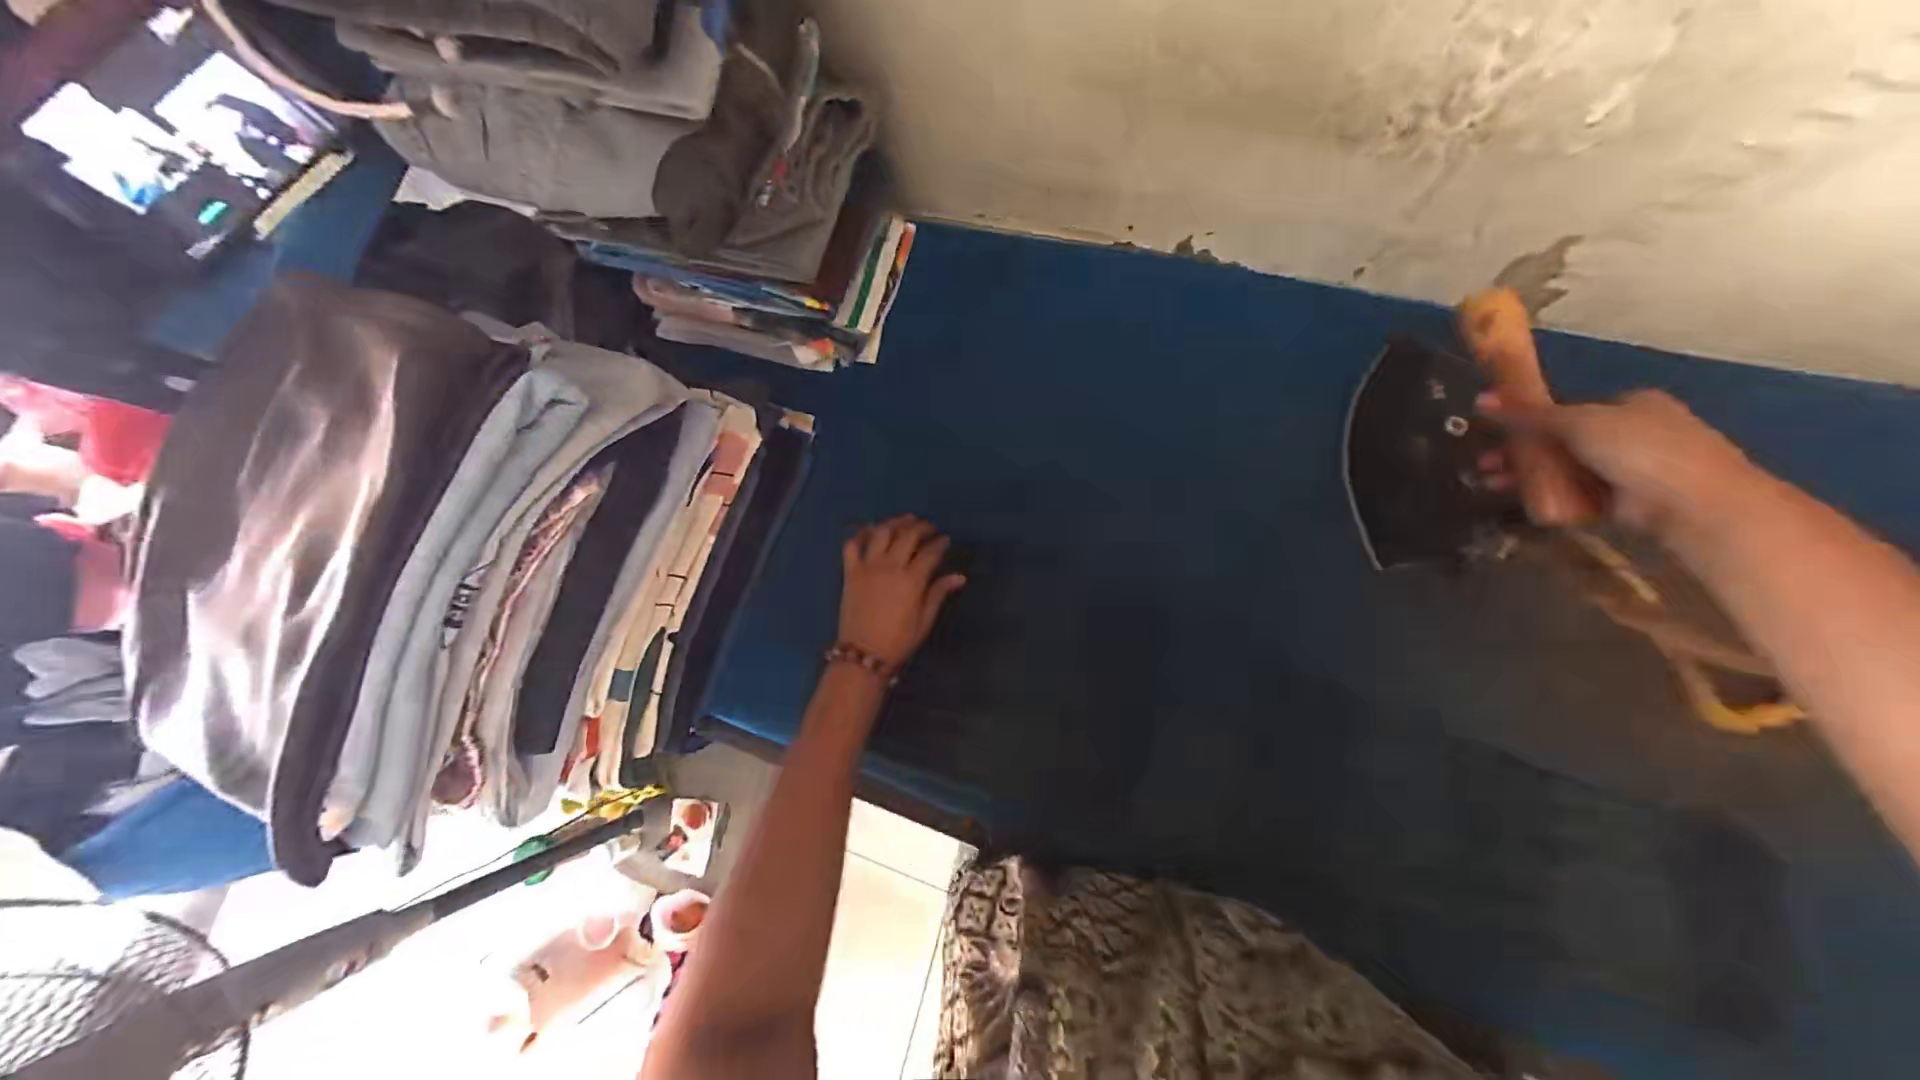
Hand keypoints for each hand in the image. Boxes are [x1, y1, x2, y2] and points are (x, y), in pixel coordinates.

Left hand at [839, 515, 965, 667]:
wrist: (863, 653)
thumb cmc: (899, 640)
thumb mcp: (924, 620)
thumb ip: (939, 593)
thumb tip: (959, 576)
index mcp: (912, 579)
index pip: (930, 552)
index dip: (940, 543)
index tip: (945, 540)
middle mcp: (890, 566)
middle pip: (907, 535)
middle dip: (921, 527)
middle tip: (928, 527)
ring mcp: (867, 566)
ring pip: (881, 533)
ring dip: (894, 522)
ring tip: (904, 520)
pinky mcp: (850, 572)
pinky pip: (852, 545)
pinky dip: (861, 534)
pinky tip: (870, 530)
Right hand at [1478, 388, 1761, 538]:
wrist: (1693, 503)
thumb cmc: (1639, 450)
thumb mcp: (1577, 422)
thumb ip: (1529, 413)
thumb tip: (1481, 398)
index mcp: (1631, 404)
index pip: (1569, 410)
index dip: (1530, 421)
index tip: (1497, 436)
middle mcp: (1633, 432)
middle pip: (1562, 441)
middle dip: (1521, 453)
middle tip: (1487, 465)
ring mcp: (1631, 468)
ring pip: (1565, 469)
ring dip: (1528, 476)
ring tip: (1492, 485)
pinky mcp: (1625, 501)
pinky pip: (1578, 494)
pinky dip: (1551, 497)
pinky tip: (1525, 501)